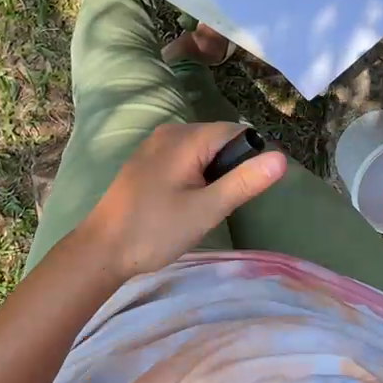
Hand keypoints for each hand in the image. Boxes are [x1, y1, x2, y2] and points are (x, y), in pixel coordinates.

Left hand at [77, 122, 286, 278]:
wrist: (101, 251)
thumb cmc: (155, 231)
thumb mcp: (207, 210)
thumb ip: (245, 182)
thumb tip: (281, 158)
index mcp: (186, 137)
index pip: (237, 133)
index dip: (250, 160)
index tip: (246, 193)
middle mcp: (171, 131)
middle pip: (220, 139)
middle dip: (229, 168)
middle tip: (219, 205)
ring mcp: (155, 144)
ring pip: (203, 150)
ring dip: (212, 174)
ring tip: (202, 207)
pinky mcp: (147, 159)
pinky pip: (185, 157)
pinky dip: (194, 176)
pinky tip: (184, 204)